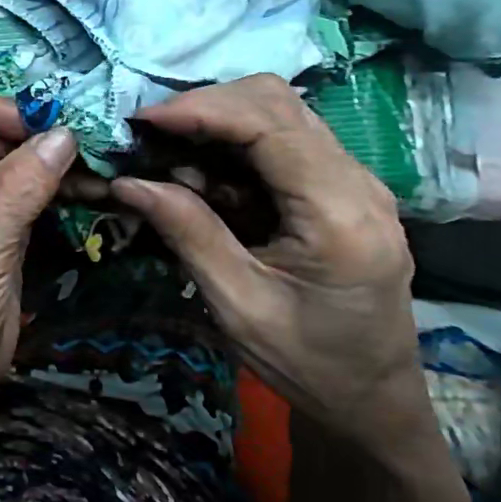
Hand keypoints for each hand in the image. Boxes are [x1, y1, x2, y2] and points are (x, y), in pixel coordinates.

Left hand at [0, 77, 75, 471]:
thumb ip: (22, 186)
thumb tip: (65, 134)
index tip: (39, 130)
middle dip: (36, 129)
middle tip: (92, 142)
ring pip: (17, 154)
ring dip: (56, 156)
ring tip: (104, 162)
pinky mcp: (2, 220)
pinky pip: (32, 185)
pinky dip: (61, 184)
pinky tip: (97, 188)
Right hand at [109, 74, 424, 450]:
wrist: (373, 400)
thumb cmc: (308, 363)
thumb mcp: (237, 305)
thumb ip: (188, 234)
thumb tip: (127, 181)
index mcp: (339, 216)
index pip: (270, 125)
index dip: (201, 109)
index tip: (142, 121)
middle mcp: (357, 183)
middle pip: (275, 101)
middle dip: (203, 105)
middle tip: (148, 134)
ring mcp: (352, 180)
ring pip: (277, 110)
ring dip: (215, 118)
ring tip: (167, 150)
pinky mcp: (337, 185)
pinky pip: (278, 136)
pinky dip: (230, 139)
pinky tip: (200, 172)